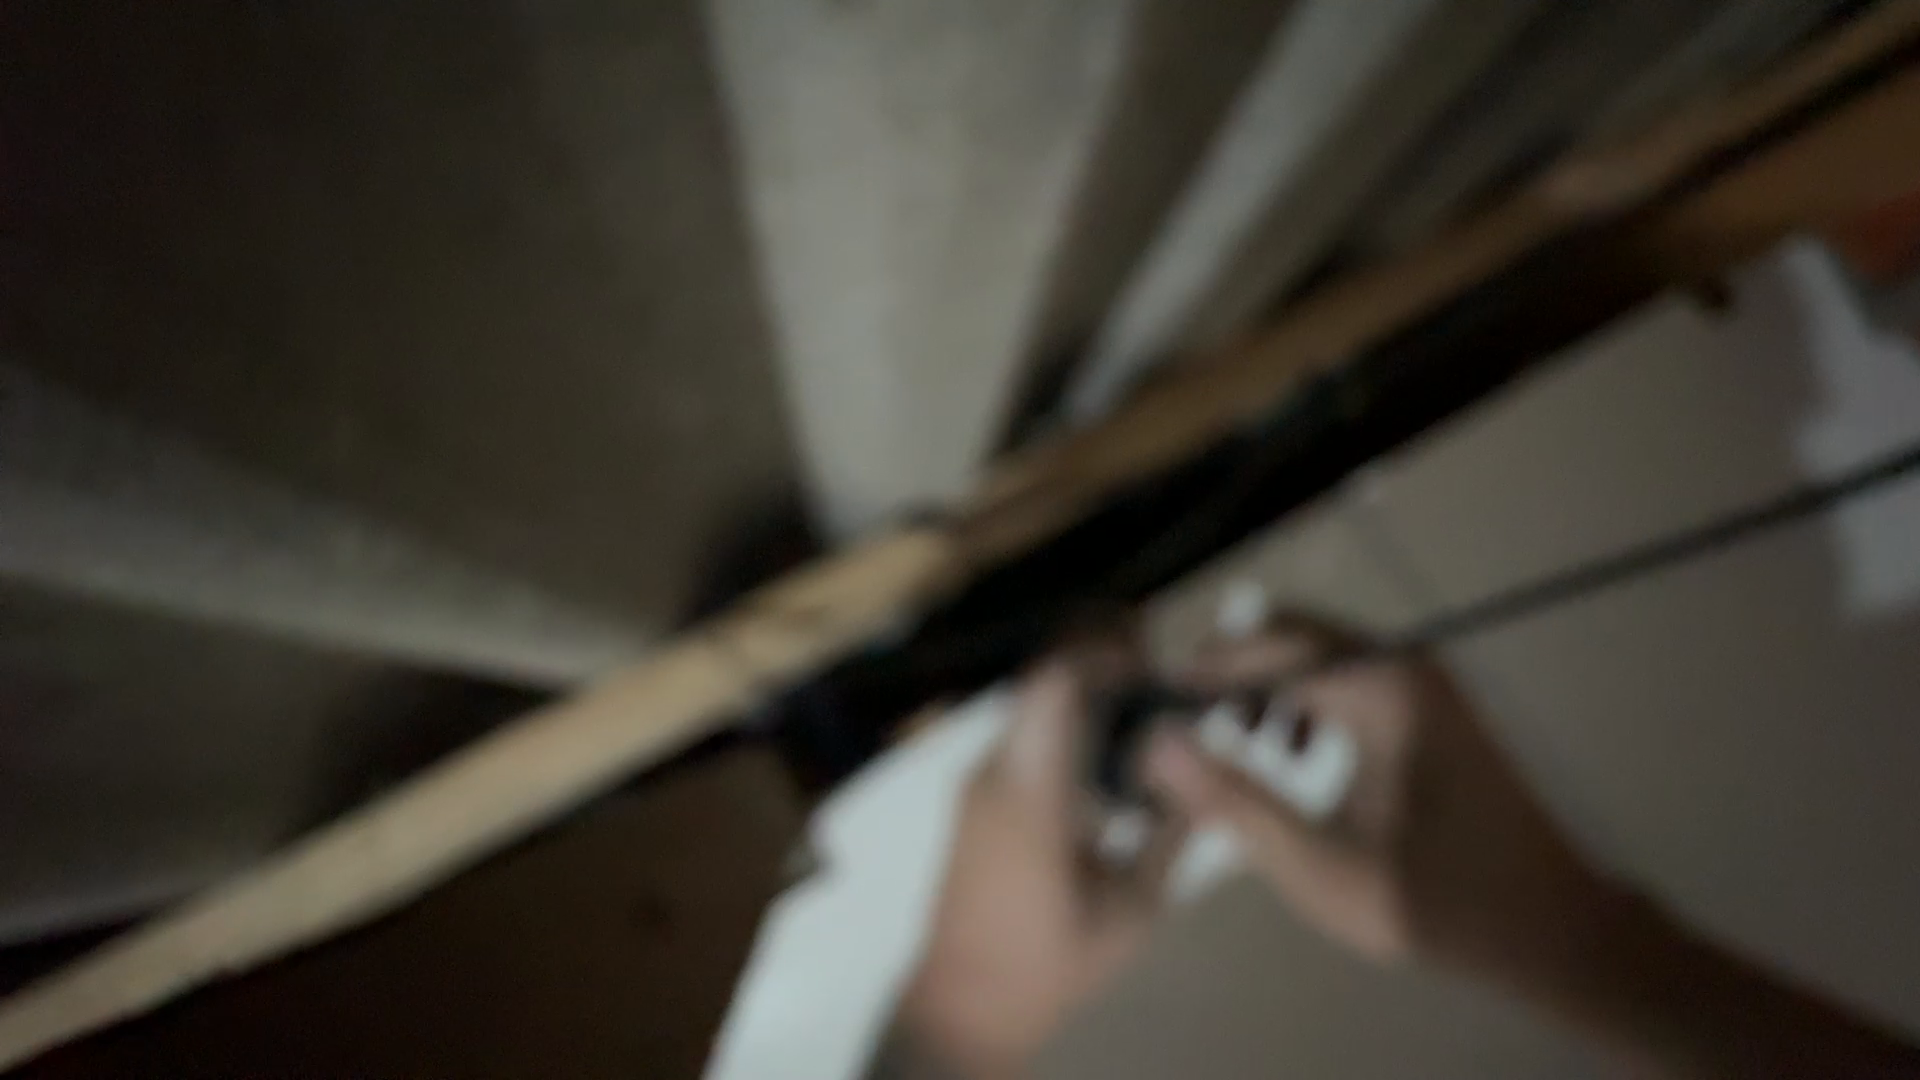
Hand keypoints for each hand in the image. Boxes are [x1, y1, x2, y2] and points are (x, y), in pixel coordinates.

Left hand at [897, 644, 1182, 1077]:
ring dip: (1078, 698)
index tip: (1145, 660)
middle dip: (1095, 667)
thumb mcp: (1128, 912)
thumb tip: (1199, 788)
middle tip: (1152, 680)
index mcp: (1031, 794)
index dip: (1097, 655)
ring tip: (1136, 716)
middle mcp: (995, 771)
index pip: (1051, 688)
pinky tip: (1101, 764)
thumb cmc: (1047, 964)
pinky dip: (1061, 730)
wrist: (960, 1002)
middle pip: (1039, 686)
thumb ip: (1165, 843)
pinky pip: (1020, 739)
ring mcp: (976, 781)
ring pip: (1028, 709)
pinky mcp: (973, 796)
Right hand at [1143, 615, 1613, 980]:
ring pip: (1312, 648)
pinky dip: (1303, 697)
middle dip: (1232, 673)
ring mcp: (1420, 676)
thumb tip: (1156, 744)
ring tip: (1244, 740)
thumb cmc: (1436, 902)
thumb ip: (1231, 799)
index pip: (1267, 645)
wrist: (1560, 934)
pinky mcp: (1427, 698)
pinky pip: (1343, 672)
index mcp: (1380, 689)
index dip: (1205, 670)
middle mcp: (1401, 662)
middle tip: (1192, 721)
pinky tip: (1298, 752)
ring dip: (1265, 684)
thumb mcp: (1319, 864)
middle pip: (1287, 634)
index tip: (1160, 705)